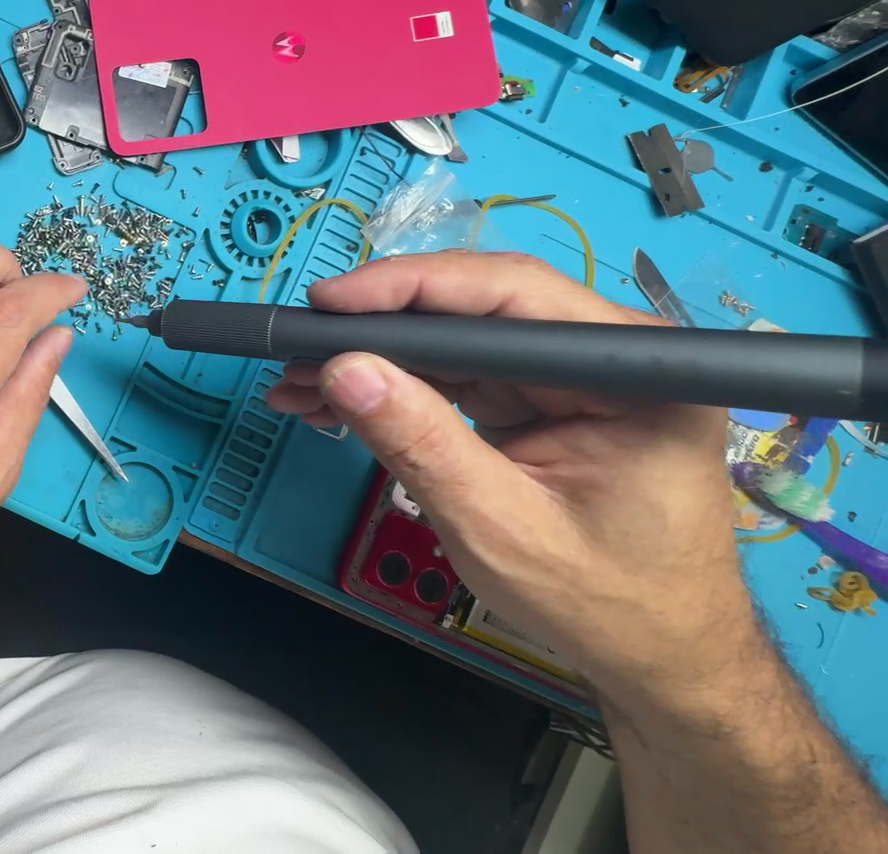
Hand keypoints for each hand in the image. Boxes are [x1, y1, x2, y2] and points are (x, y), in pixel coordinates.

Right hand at [265, 252, 754, 703]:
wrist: (648, 656)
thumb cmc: (599, 602)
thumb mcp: (497, 524)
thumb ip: (422, 442)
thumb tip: (342, 369)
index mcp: (631, 375)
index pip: (510, 296)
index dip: (410, 288)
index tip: (327, 303)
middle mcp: (600, 359)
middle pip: (470, 309)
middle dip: (375, 326)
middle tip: (295, 345)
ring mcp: (562, 377)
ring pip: (445, 340)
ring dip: (367, 359)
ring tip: (295, 383)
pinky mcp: (529, 398)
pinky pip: (443, 375)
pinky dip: (384, 387)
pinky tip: (328, 402)